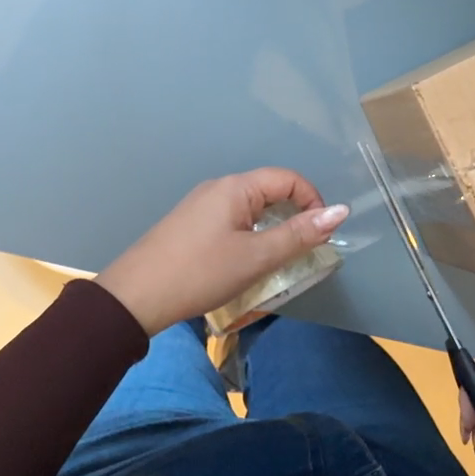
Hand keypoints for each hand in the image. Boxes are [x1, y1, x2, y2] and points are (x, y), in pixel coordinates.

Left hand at [96, 168, 349, 335]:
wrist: (135, 296)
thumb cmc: (201, 273)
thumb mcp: (256, 258)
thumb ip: (298, 235)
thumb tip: (339, 212)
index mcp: (235, 187)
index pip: (288, 178)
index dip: (313, 201)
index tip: (321, 235)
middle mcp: (218, 187)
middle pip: (269, 190)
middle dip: (294, 216)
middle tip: (304, 251)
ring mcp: (201, 205)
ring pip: (250, 207)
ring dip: (272, 228)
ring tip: (278, 260)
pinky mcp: (190, 224)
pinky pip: (232, 219)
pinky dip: (250, 235)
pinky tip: (246, 262)